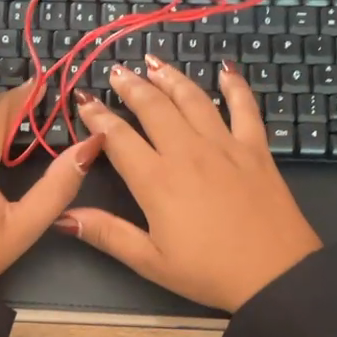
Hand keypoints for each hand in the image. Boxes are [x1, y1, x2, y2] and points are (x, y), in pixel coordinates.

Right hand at [56, 58, 321, 312]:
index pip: (118, 138)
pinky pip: (244, 106)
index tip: (84, 101)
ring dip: (170, 77)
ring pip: (192, 99)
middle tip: (116, 71)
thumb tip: (63, 216)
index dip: (97, 117)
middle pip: (153, 107)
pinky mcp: (255, 149)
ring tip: (154, 62)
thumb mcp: (149, 261)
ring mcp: (224, 146)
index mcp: (156, 181)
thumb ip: (107, 234)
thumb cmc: (207, 273)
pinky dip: (233, 85)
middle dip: (131, 86)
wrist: (273, 274)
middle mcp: (187, 152)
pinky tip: (224, 71)